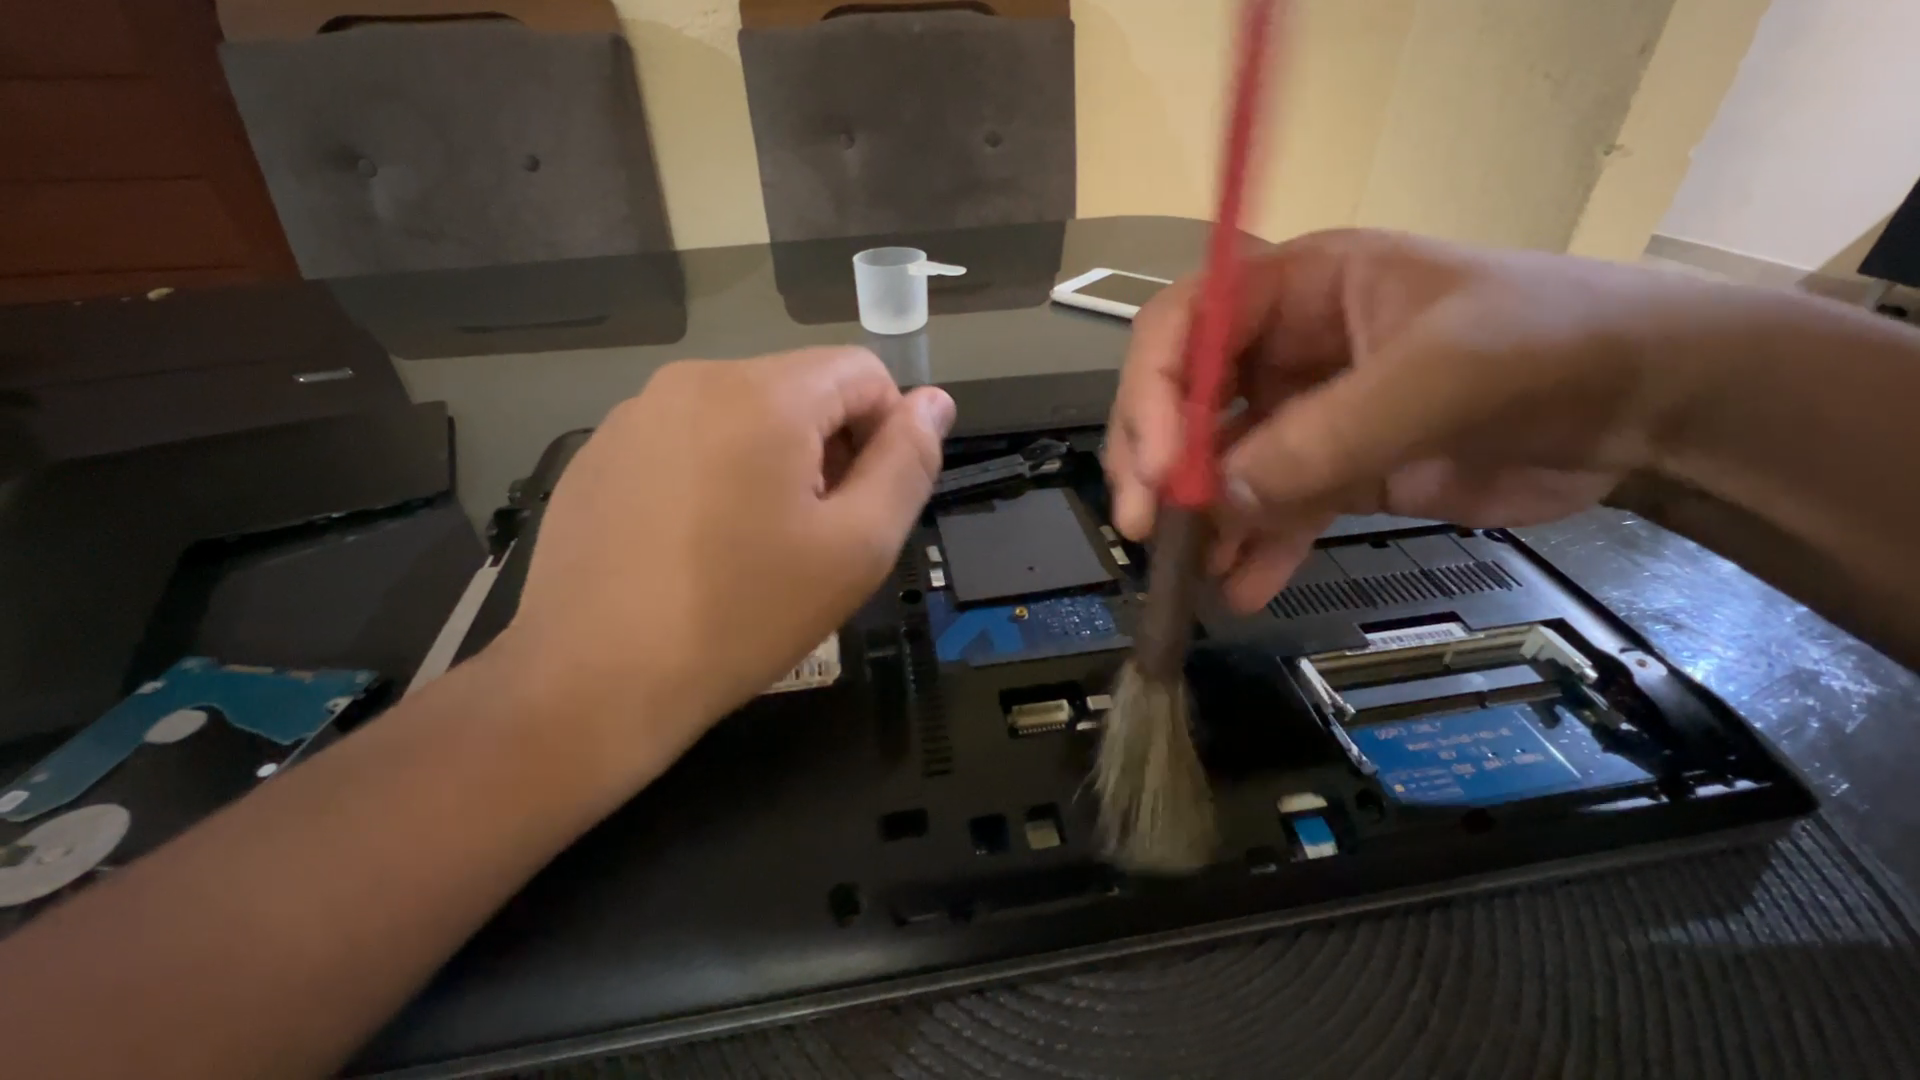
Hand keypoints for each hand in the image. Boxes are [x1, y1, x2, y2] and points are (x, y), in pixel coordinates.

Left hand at [495, 347, 952, 777]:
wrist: (596, 680)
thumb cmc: (745, 614)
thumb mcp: (858, 546)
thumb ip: (908, 463)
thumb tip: (933, 401)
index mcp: (764, 393)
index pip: (863, 372)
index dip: (886, 433)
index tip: (863, 505)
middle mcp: (694, 380)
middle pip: (800, 390)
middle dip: (827, 450)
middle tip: (813, 537)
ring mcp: (635, 414)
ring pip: (741, 416)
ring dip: (771, 464)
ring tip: (753, 547)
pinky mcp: (598, 452)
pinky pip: (685, 441)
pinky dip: (713, 476)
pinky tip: (694, 548)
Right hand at [1107, 228, 1697, 611]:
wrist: (1652, 406)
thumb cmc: (1553, 346)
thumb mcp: (1440, 377)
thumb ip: (1327, 437)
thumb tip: (1221, 501)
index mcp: (1298, 288)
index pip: (1185, 326)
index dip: (1155, 391)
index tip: (1158, 469)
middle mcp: (1285, 348)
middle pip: (1184, 401)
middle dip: (1159, 464)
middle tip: (1146, 528)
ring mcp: (1308, 416)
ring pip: (1222, 468)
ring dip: (1202, 521)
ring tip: (1191, 575)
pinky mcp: (1336, 473)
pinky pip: (1275, 513)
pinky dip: (1256, 552)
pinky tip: (1243, 590)